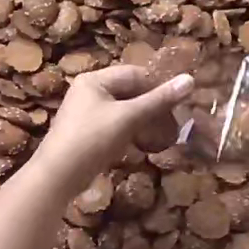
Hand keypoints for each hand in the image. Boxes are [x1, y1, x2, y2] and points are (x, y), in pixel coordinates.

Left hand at [32, 66, 193, 186]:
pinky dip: (131, 132)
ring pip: (123, 111)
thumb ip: (158, 100)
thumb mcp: (128, 117)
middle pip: (129, 92)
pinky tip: (144, 144)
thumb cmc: (92, 138)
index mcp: (93, 80)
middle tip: (175, 123)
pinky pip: (115, 126)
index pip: (134, 74)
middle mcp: (87, 92)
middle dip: (152, 106)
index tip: (180, 103)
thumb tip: (190, 79)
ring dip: (144, 121)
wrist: (58, 174)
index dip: (158, 86)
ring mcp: (85, 113)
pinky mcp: (87, 133)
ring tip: (164, 135)